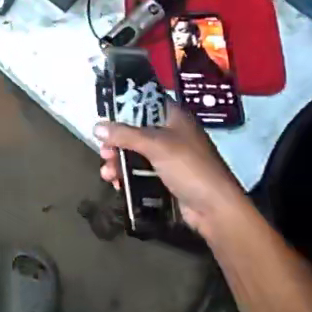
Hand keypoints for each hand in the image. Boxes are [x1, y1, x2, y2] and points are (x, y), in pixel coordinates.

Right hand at [95, 106, 251, 238]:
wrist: (214, 208)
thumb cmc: (188, 167)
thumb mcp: (156, 145)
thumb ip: (125, 135)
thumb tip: (97, 126)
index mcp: (175, 117)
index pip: (146, 103)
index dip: (125, 109)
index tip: (105, 118)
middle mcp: (173, 133)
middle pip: (138, 131)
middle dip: (118, 142)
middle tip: (104, 152)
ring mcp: (172, 157)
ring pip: (138, 154)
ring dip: (120, 161)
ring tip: (107, 173)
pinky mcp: (168, 178)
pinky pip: (142, 172)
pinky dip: (129, 176)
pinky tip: (117, 184)